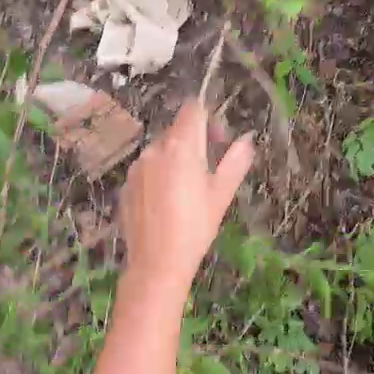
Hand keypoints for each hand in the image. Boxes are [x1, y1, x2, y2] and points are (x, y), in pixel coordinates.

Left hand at [119, 100, 255, 294]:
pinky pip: (146, 170)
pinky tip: (166, 205)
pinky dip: (158, 177)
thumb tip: (247, 140)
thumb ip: (235, 162)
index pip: (192, 109)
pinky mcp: (125, 186)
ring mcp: (136, 168)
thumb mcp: (221, 195)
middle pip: (176, 131)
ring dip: (175, 160)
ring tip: (186, 193)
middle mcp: (154, 150)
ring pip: (160, 151)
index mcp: (181, 146)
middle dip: (194, 143)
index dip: (209, 119)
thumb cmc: (195, 227)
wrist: (156, 264)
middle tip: (208, 171)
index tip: (218, 141)